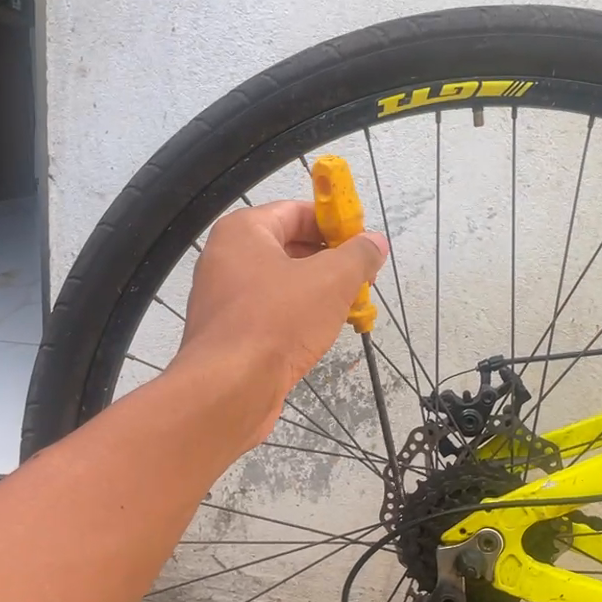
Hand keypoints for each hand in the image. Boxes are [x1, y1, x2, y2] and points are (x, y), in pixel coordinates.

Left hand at [172, 202, 388, 448]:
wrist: (229, 390)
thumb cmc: (277, 322)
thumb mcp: (331, 281)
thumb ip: (358, 256)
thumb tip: (375, 242)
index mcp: (244, 232)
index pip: (296, 211)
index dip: (335, 223)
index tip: (363, 244)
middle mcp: (227, 259)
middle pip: (289, 247)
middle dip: (330, 261)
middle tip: (362, 279)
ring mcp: (225, 299)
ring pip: (282, 284)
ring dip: (318, 293)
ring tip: (350, 308)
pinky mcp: (230, 334)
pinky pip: (271, 314)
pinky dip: (298, 318)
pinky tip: (322, 334)